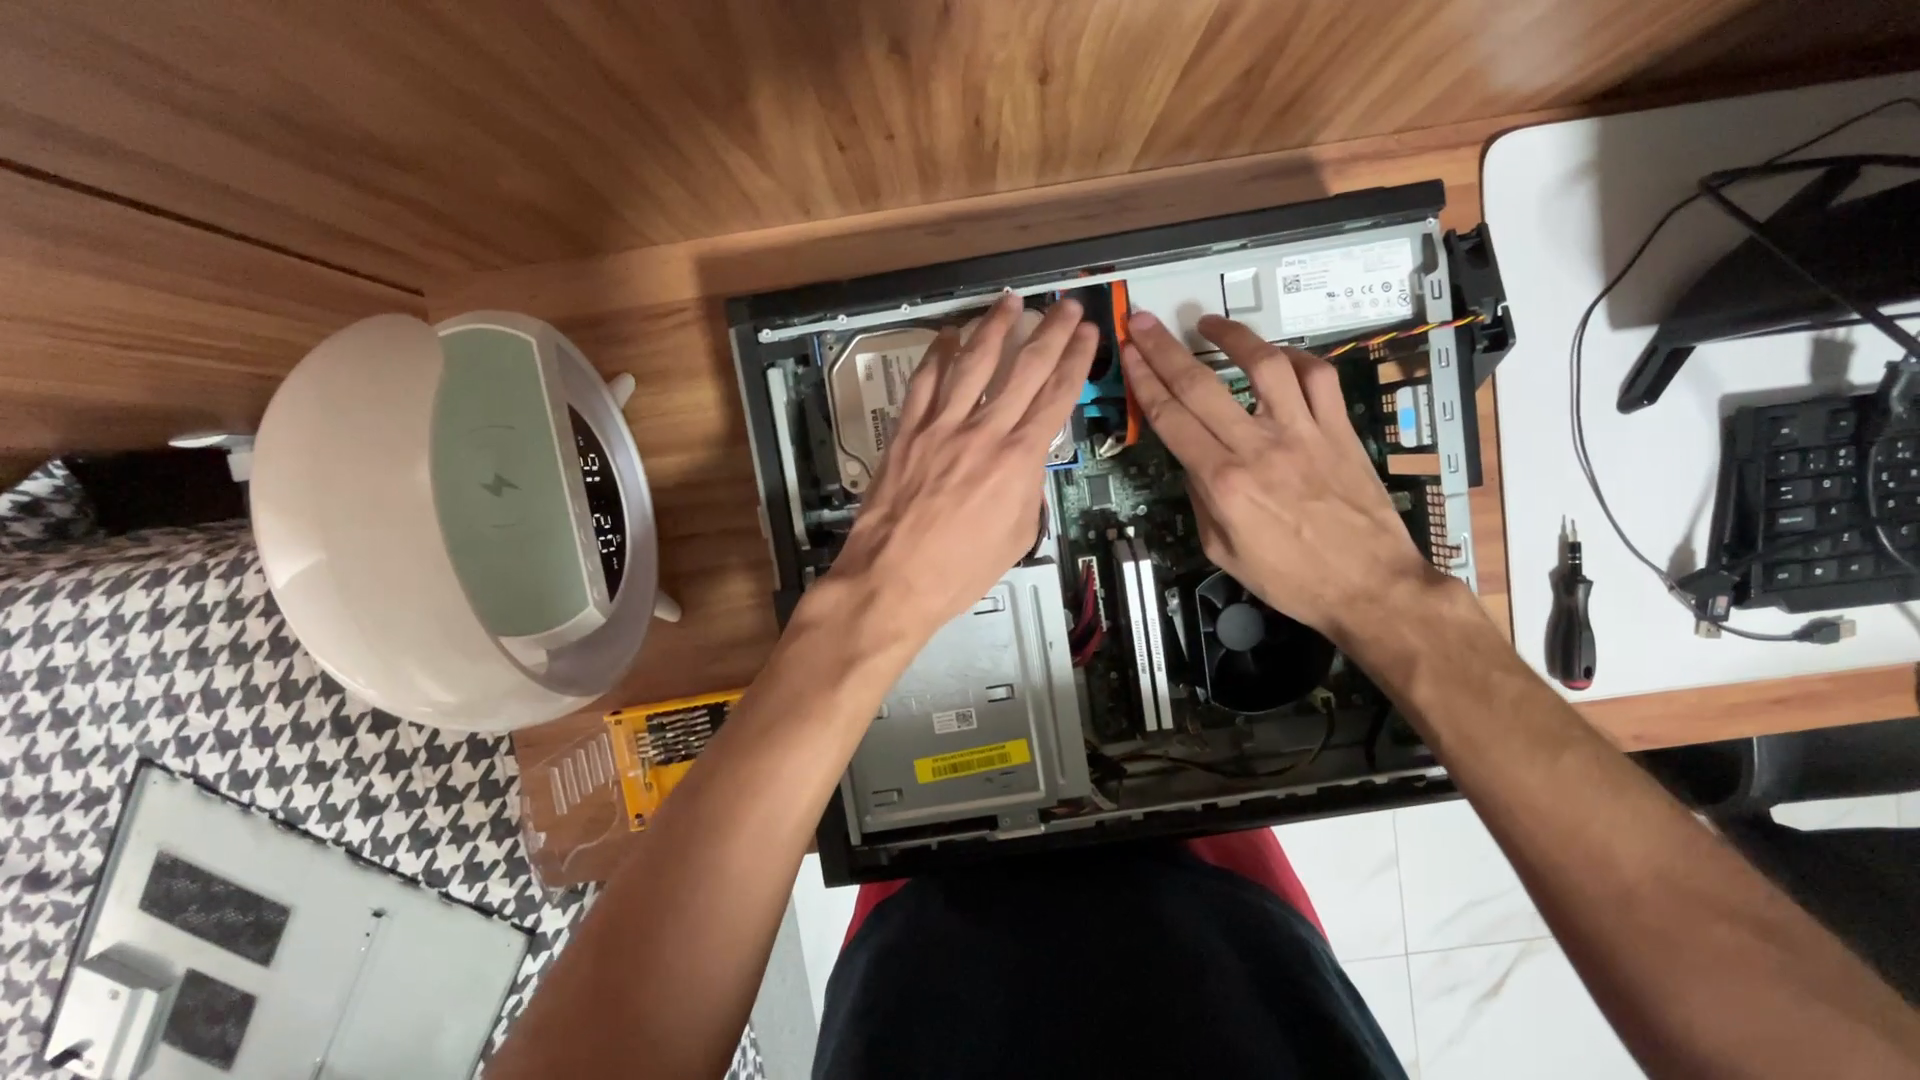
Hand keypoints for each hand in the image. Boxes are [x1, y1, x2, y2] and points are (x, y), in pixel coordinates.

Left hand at [829, 293, 1097, 637]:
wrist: (892, 579)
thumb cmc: (959, 571)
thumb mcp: (1016, 537)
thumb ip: (1027, 491)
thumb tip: (1025, 466)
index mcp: (1019, 461)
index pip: (1056, 396)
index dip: (1076, 359)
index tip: (1087, 333)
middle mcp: (983, 432)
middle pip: (1023, 367)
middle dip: (1049, 331)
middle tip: (1065, 305)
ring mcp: (940, 427)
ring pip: (972, 361)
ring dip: (994, 326)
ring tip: (1009, 302)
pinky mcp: (906, 431)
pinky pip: (924, 381)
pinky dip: (937, 354)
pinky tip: (948, 335)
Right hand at [1119, 310, 1439, 640]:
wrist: (1370, 586)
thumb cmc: (1292, 581)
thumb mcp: (1223, 552)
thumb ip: (1201, 502)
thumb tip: (1194, 463)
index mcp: (1223, 482)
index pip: (1171, 418)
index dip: (1144, 381)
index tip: (1129, 353)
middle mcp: (1258, 447)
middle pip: (1200, 384)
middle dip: (1164, 349)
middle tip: (1144, 322)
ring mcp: (1303, 432)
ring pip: (1263, 364)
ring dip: (1232, 336)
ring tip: (1209, 323)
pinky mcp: (1339, 430)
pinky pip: (1318, 378)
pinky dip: (1294, 359)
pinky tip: (1276, 357)